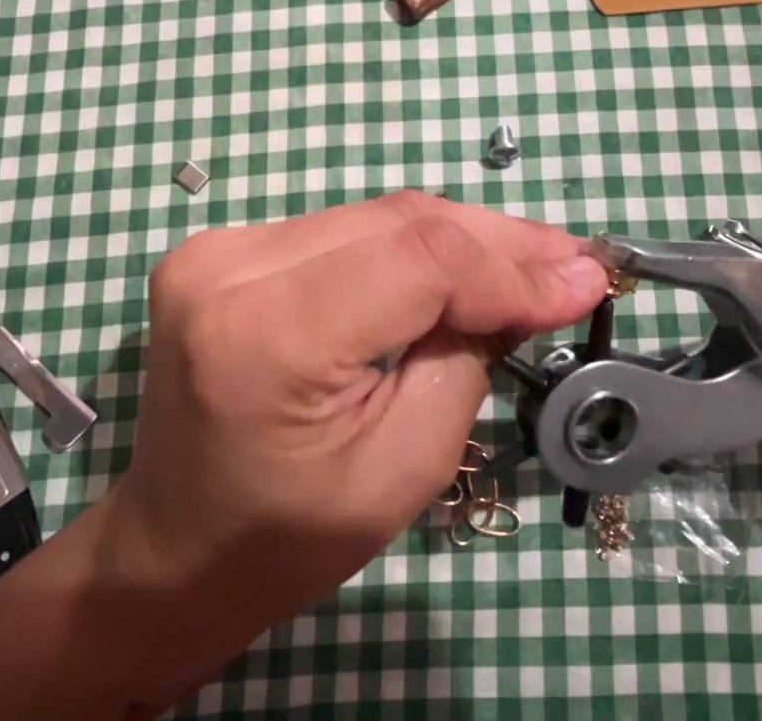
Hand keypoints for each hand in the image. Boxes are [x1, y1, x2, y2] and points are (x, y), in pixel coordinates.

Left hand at [102, 192, 608, 704]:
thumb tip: (538, 283)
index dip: (510, 266)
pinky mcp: (219, 251)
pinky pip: (338, 230)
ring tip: (531, 263)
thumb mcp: (404, 467)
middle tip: (570, 263)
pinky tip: (455, 267)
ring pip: (372, 217)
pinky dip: (404, 245)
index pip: (417, 260)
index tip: (585, 282)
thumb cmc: (289, 536)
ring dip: (457, 237)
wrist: (176, 544)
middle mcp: (229, 269)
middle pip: (396, 222)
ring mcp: (214, 251)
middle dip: (496, 241)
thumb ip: (465, 360)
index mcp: (268, 335)